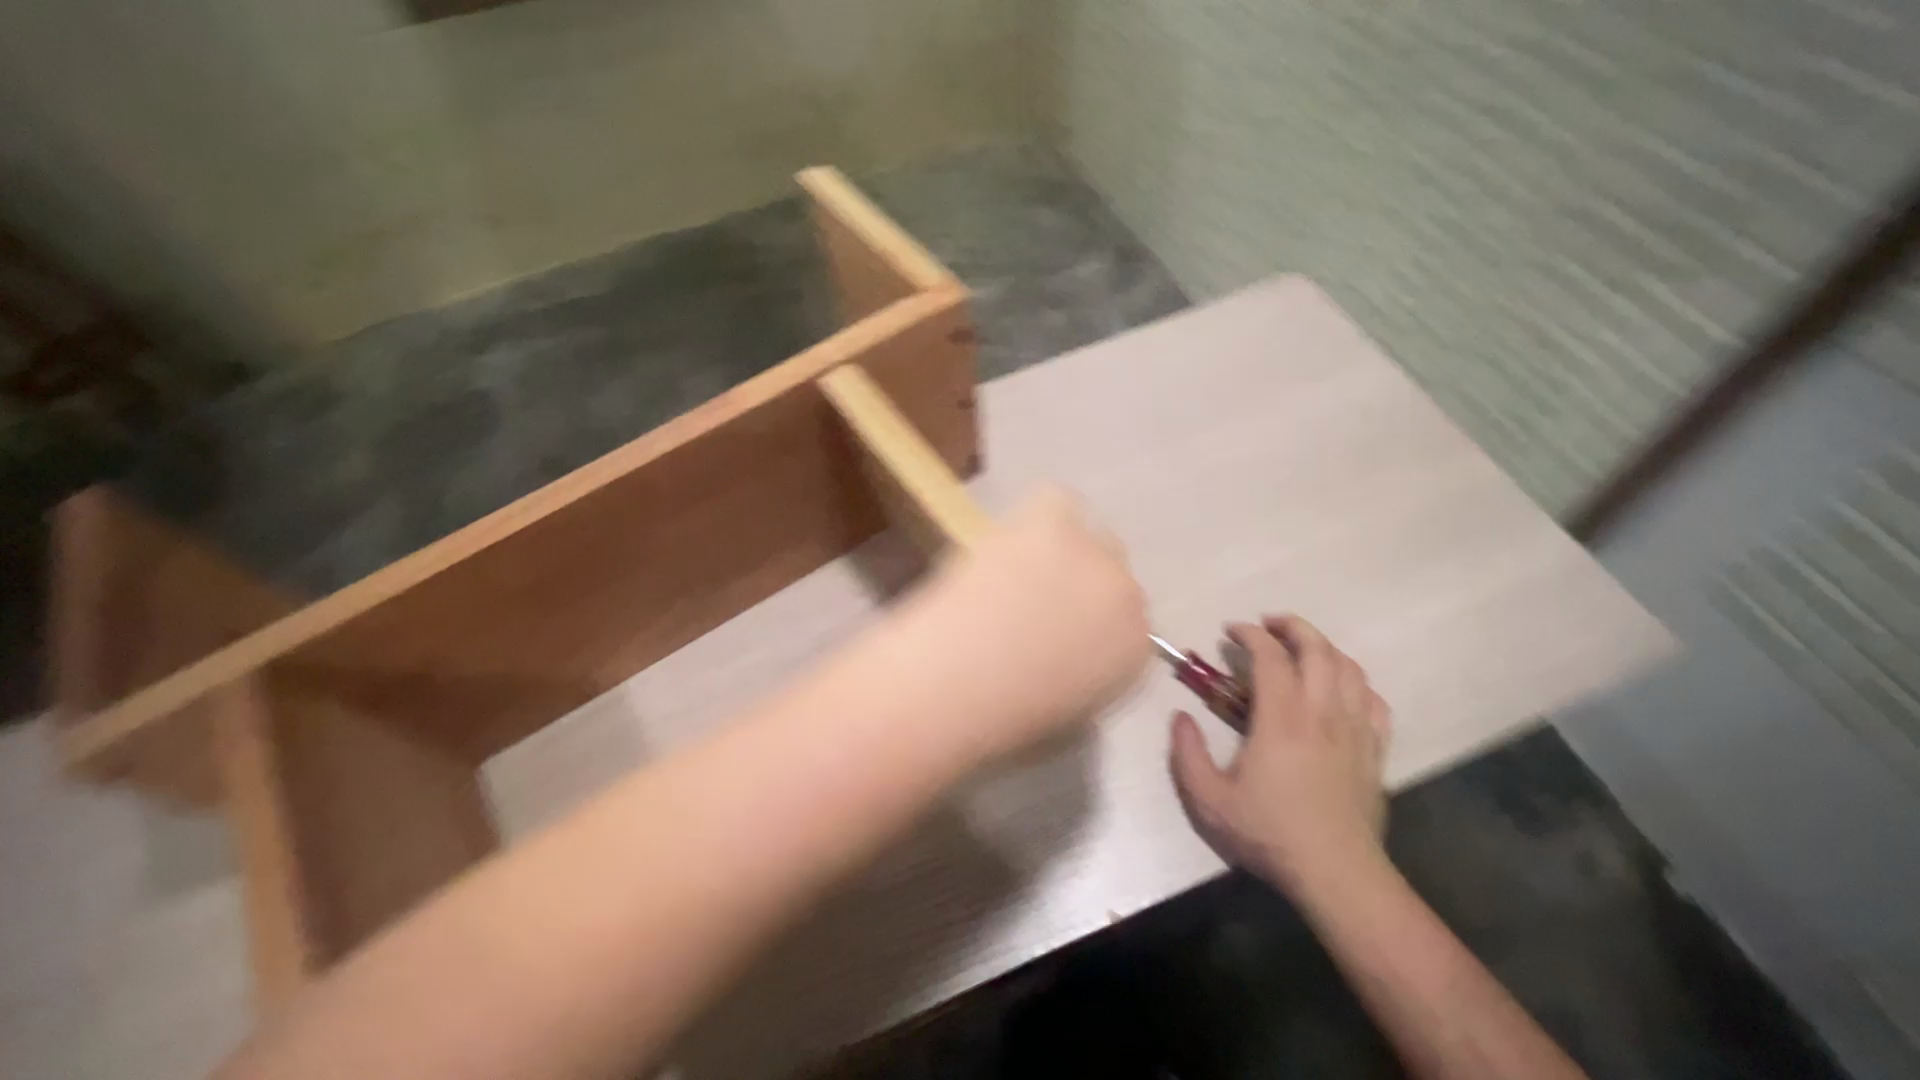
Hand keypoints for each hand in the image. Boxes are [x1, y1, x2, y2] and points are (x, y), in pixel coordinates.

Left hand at [891, 489, 1150, 766]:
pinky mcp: (1054, 523)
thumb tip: (1069, 659)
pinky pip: (1056, 502)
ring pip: (1087, 535)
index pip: (1130, 623)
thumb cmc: (999, 721)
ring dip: (1058, 550)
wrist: (956, 685)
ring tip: (1013, 572)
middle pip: (1113, 574)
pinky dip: (1035, 517)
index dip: (1090, 619)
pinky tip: (1007, 543)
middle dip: (1080, 586)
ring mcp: (1095, 556)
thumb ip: (1085, 679)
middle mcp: (1128, 599)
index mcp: (1135, 655)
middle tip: (1031, 600)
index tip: (1057, 627)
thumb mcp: (1062, 718)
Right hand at [1169, 616, 1391, 894]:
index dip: (1249, 635)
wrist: (1336, 872)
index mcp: (1281, 719)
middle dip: (1291, 626)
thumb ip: (1186, 754)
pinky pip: (1374, 700)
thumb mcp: (1208, 800)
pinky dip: (1356, 682)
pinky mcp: (1375, 750)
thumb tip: (1180, 718)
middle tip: (1268, 625)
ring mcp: (1355, 729)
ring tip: (1303, 648)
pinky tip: (1343, 689)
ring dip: (1324, 647)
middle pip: (1317, 648)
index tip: (1231, 632)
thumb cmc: (1269, 834)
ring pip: (1349, 668)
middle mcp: (1322, 712)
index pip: (1270, 656)